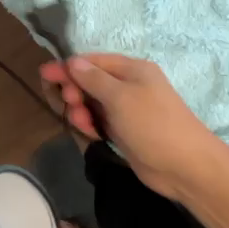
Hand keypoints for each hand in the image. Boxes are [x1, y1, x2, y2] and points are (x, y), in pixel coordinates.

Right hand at [38, 54, 217, 202]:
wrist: (184, 166)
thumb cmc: (153, 125)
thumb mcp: (120, 97)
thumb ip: (93, 78)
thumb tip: (73, 61)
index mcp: (132, 69)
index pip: (92, 61)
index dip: (68, 67)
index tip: (44, 76)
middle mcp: (129, 85)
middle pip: (90, 81)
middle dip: (75, 91)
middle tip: (71, 105)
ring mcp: (127, 109)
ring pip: (92, 103)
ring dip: (81, 111)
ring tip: (83, 124)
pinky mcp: (125, 131)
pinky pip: (99, 121)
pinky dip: (91, 125)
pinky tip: (91, 134)